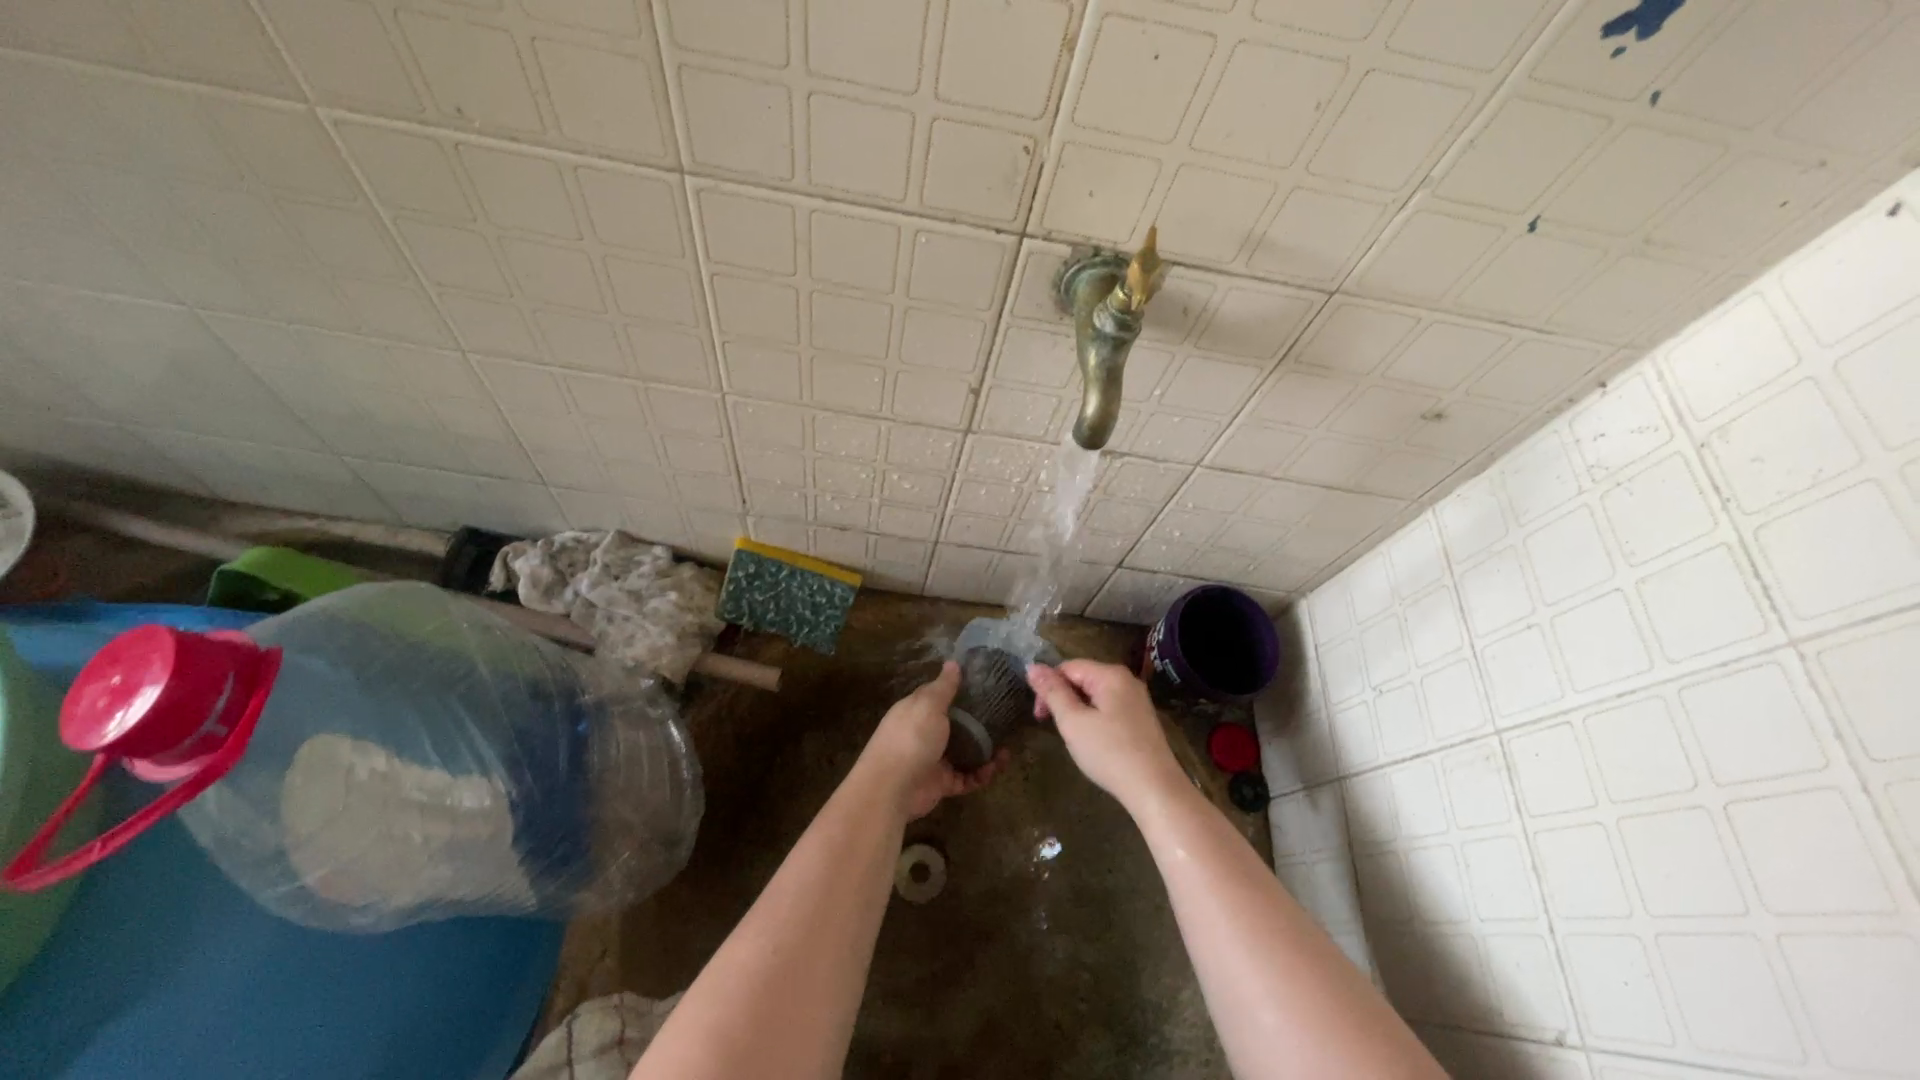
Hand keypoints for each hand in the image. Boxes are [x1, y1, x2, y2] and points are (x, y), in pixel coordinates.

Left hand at [858, 661, 1006, 819]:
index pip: (939, 697)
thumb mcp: (928, 705)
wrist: (892, 788)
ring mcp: (933, 760)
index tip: (986, 688)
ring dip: (985, 753)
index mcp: (917, 711)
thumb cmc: (911, 738)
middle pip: (955, 726)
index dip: (960, 692)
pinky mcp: (941, 784)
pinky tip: (995, 768)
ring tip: (1007, 751)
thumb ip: (943, 687)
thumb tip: (952, 662)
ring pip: (964, 754)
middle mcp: (925, 734)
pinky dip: (981, 775)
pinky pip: (966, 778)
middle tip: (1004, 721)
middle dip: (978, 726)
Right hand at [1027, 660, 1184, 808]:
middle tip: (1056, 729)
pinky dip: (1095, 720)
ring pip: (1095, 696)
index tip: (1040, 717)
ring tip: (1075, 738)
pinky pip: (1110, 709)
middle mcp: (1127, 680)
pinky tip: (1095, 743)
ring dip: (1078, 712)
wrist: (1154, 789)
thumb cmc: (1109, 753)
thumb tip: (1033, 666)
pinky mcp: (1142, 719)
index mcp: (1111, 675)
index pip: (1068, 667)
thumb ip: (1052, 692)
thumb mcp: (1073, 722)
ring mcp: (1137, 700)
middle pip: (1083, 679)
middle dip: (1063, 700)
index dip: (1048, 687)